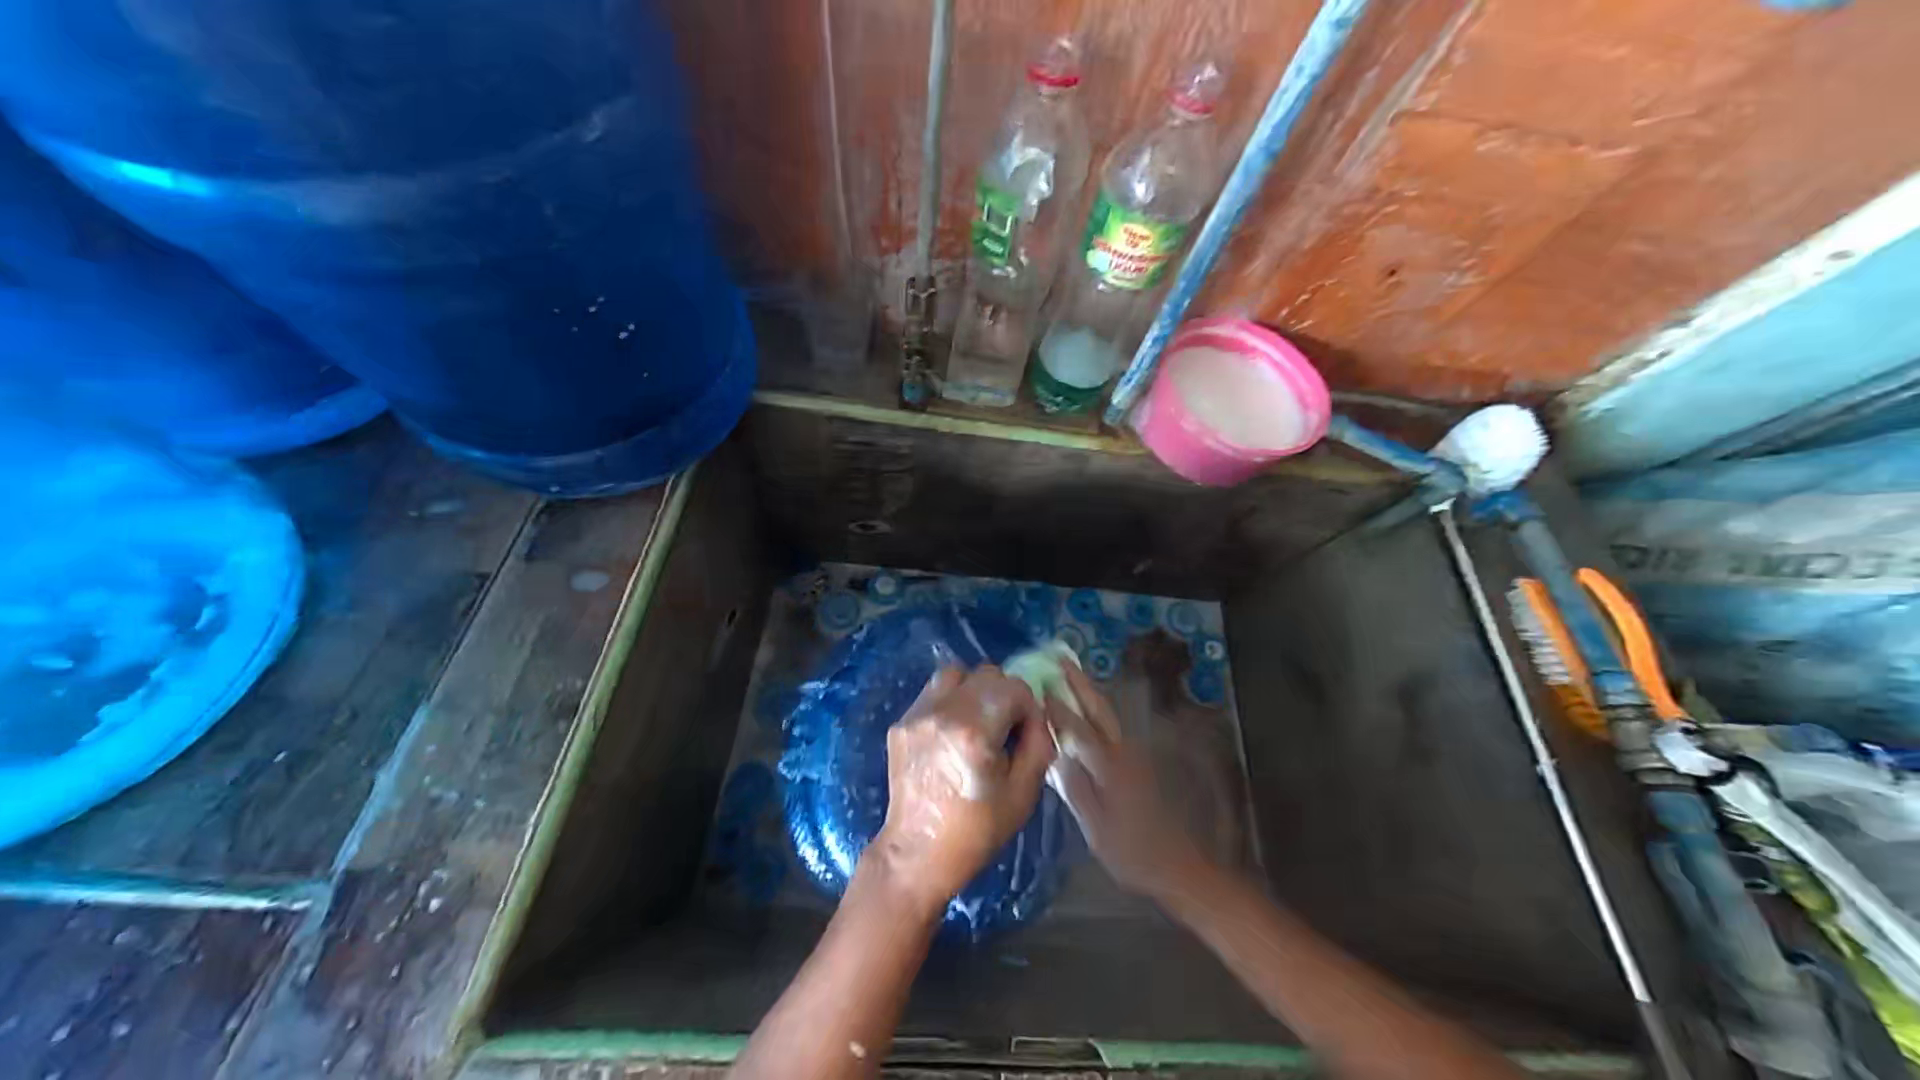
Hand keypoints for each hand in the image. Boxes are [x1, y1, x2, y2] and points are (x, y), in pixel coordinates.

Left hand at [869, 665, 1054, 915]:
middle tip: (1003, 727)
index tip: (1025, 732)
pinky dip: (949, 701)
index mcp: (974, 731)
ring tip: (977, 722)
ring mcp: (917, 714)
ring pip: (954, 674)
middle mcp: (942, 712)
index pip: (1013, 687)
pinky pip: (932, 693)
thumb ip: (1038, 742)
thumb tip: (1036, 714)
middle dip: (1002, 695)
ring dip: (973, 690)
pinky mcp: (901, 723)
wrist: (920, 851)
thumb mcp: (1024, 792)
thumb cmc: (977, 829)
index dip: (1027, 706)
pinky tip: (952, 732)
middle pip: (985, 674)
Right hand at [1046, 664, 1209, 898]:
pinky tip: (1087, 712)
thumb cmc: (1134, 854)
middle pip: (1100, 710)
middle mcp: (1125, 753)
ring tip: (1071, 675)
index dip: (1059, 710)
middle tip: (1061, 660)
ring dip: (1091, 693)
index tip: (1040, 689)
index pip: (1079, 730)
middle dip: (1080, 684)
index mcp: (1111, 768)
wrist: (1181, 867)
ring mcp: (1136, 756)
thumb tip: (1054, 756)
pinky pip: (1114, 728)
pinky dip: (1098, 712)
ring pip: (1110, 715)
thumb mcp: (1097, 830)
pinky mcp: (1140, 764)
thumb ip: (1076, 790)